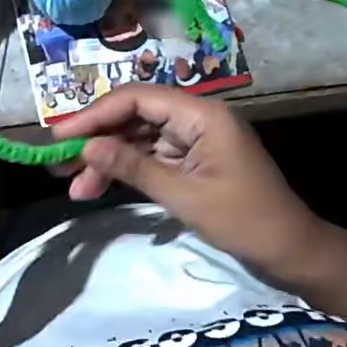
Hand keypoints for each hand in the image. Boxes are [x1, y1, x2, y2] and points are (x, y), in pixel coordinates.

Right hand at [53, 85, 323, 278]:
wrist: (288, 247)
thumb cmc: (242, 219)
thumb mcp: (183, 195)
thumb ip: (134, 167)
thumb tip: (86, 148)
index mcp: (202, 114)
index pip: (138, 99)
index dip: (95, 115)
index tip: (60, 137)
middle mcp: (197, 119)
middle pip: (136, 117)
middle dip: (97, 141)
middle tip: (58, 166)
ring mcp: (196, 140)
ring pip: (141, 139)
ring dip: (108, 160)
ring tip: (74, 187)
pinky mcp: (195, 161)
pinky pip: (154, 157)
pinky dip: (128, 171)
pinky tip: (100, 187)